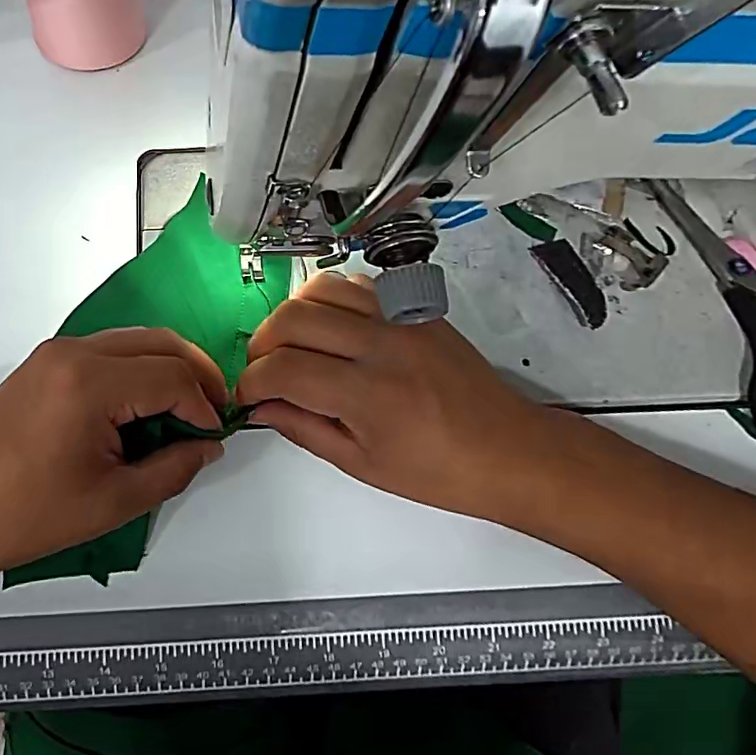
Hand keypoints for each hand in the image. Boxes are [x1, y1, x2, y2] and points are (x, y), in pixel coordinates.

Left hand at [0, 329, 227, 611]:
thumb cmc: (23, 516)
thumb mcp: (112, 502)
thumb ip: (173, 469)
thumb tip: (206, 446)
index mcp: (90, 383)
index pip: (171, 376)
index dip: (203, 405)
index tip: (214, 435)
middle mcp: (74, 352)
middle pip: (159, 343)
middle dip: (195, 374)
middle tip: (212, 411)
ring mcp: (56, 352)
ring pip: (135, 341)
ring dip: (167, 368)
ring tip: (185, 410)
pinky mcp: (45, 362)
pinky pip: (108, 351)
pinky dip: (137, 370)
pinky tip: (145, 405)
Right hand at [236, 272, 581, 525]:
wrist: (508, 449)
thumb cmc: (438, 471)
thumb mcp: (361, 464)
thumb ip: (302, 428)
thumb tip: (259, 406)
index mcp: (369, 396)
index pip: (283, 371)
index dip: (251, 383)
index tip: (247, 397)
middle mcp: (382, 345)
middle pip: (292, 319)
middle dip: (261, 345)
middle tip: (264, 371)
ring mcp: (400, 317)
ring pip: (319, 289)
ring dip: (290, 315)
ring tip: (292, 345)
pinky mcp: (414, 305)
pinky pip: (355, 283)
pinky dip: (328, 299)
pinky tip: (329, 327)